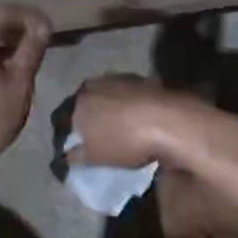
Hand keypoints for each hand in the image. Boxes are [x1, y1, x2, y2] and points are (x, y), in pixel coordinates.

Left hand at [0, 5, 51, 169]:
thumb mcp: (21, 79)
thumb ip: (32, 48)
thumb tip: (44, 25)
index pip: (1, 13)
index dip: (27, 15)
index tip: (47, 25)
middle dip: (16, 24)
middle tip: (40, 34)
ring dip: (6, 36)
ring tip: (30, 47)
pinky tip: (12, 61)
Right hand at [72, 75, 213, 169]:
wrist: (171, 122)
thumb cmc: (124, 141)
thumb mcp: (96, 158)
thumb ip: (77, 156)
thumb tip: (67, 156)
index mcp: (79, 102)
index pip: (71, 118)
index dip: (79, 132)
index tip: (88, 145)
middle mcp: (97, 85)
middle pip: (93, 103)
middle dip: (97, 117)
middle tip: (108, 137)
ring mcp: (124, 79)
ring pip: (115, 97)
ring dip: (120, 110)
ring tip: (131, 131)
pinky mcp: (149, 80)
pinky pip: (138, 97)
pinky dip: (140, 107)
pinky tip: (149, 123)